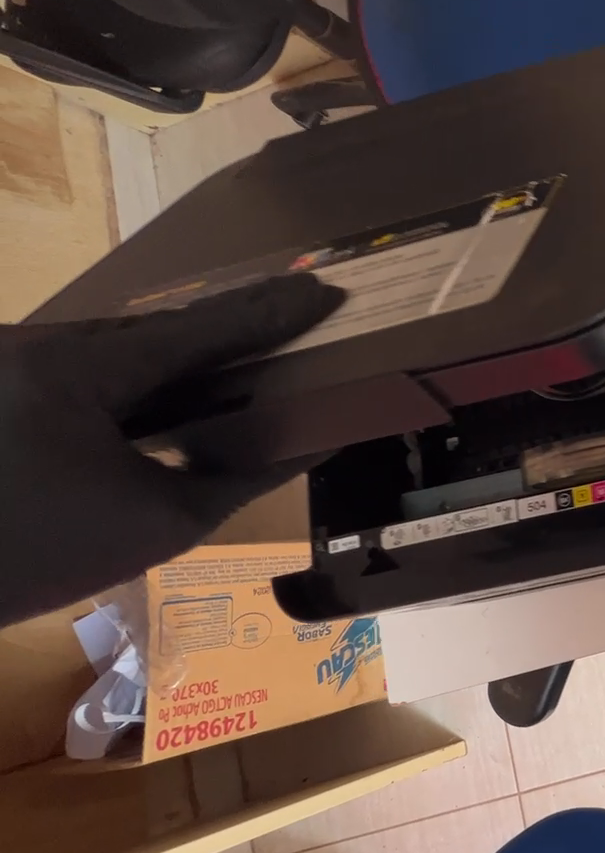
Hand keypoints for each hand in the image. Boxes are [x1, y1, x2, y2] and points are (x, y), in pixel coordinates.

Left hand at [0, 274, 345, 621]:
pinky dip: (145, 371)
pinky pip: (84, 365)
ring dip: (190, 349)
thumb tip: (321, 440)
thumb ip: (251, 472)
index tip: (326, 291)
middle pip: (157, 329)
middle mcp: (21, 347)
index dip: (271, 315)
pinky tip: (186, 381)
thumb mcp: (168, 521)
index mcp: (67, 371)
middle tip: (303, 308)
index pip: (197, 332)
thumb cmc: (35, 561)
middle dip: (233, 323)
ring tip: (259, 344)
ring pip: (119, 344)